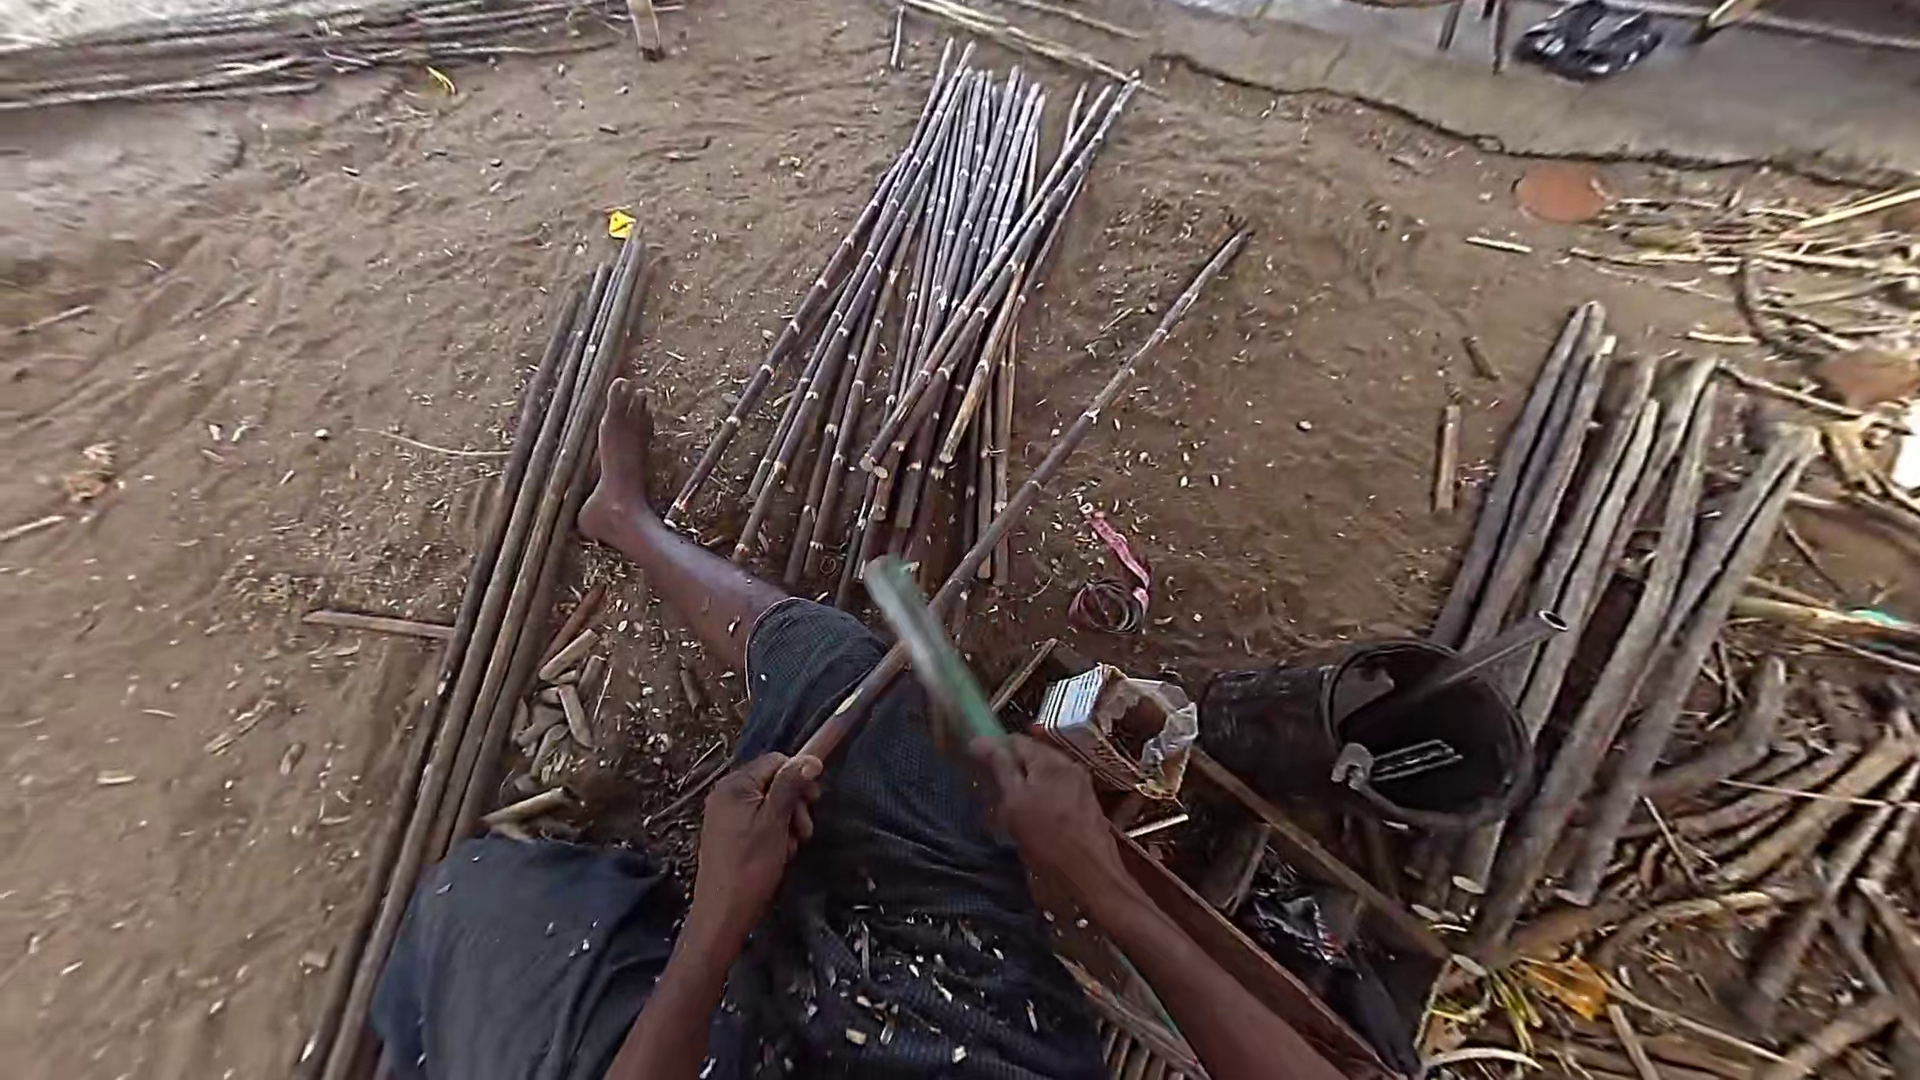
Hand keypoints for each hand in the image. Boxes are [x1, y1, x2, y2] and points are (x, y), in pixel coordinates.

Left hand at [689, 752, 821, 937]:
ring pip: (772, 802)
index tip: (813, 801)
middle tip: (803, 829)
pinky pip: (761, 819)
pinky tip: (780, 851)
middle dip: (794, 803)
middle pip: (775, 781)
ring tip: (791, 845)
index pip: (776, 761)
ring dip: (788, 820)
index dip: (798, 777)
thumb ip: (790, 786)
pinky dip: (776, 832)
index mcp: (734, 785)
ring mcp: (726, 814)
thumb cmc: (750, 867)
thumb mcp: (775, 821)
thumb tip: (810, 760)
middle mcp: (727, 794)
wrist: (723, 917)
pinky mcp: (730, 832)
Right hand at [970, 735, 1136, 909]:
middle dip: (1010, 768)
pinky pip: (1056, 788)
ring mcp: (1080, 783)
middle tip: (991, 789)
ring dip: (1025, 784)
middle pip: (1031, 755)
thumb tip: (980, 740)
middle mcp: (1068, 763)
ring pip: (1043, 773)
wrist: (1092, 876)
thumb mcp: (1015, 801)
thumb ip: (1000, 767)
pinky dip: (1040, 796)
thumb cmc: (1048, 839)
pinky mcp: (1085, 803)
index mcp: (1050, 758)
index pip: (1014, 740)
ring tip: (1009, 807)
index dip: (993, 749)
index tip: (976, 766)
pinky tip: (1032, 818)